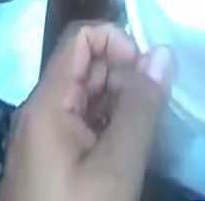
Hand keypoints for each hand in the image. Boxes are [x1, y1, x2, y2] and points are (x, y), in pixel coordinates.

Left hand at [0, 22, 174, 200]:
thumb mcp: (116, 168)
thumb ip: (141, 106)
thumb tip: (163, 51)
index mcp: (46, 103)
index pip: (80, 37)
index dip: (117, 41)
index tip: (147, 71)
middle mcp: (40, 112)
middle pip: (87, 66)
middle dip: (125, 75)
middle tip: (155, 108)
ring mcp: (44, 140)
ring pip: (89, 96)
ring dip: (122, 103)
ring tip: (148, 131)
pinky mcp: (51, 164)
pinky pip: (84, 125)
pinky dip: (111, 127)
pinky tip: (131, 151)